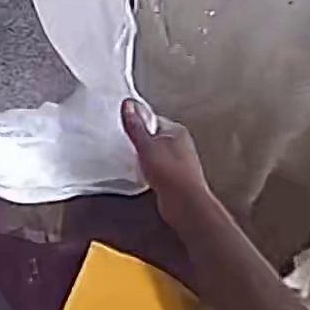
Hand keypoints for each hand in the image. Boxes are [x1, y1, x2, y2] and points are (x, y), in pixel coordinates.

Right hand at [122, 98, 215, 226]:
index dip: (137, 123)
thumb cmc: (170, 171)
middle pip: (153, 137)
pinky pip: (157, 169)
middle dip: (140, 142)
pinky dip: (148, 171)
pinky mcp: (175, 178)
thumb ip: (136, 126)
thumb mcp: (146, 145)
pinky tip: (142, 175)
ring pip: (155, 154)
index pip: (153, 119)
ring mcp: (179, 162)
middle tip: (127, 145)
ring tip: (134, 162)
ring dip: (144, 158)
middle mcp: (180, 144)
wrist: (185, 204)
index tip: (124, 128)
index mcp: (176, 131)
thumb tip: (127, 104)